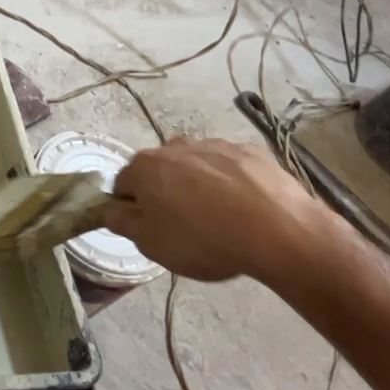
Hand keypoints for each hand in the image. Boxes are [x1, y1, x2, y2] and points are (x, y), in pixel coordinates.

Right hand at [104, 137, 336, 282]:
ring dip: (199, 186)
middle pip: (160, 170)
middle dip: (166, 193)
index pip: (123, 184)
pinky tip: (248, 209)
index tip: (151, 229)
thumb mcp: (152, 244)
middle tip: (185, 227)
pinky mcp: (250, 151)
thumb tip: (109, 210)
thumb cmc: (204, 240)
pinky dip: (233, 183)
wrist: (280, 231)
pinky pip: (231, 168)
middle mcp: (174, 147)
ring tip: (221, 220)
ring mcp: (214, 145)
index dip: (133, 207)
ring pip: (196, 166)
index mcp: (144, 167)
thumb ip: (123, 223)